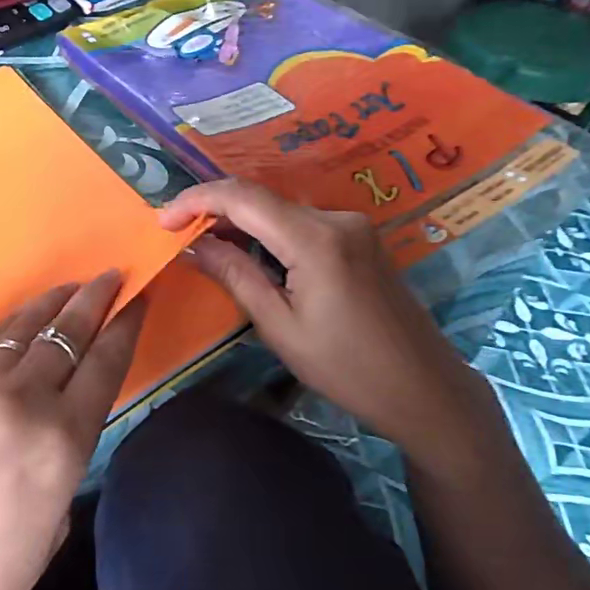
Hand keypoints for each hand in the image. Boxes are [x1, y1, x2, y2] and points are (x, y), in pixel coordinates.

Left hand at [0, 273, 147, 589]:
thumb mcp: (45, 540)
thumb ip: (59, 479)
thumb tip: (53, 453)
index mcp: (60, 444)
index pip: (104, 366)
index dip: (125, 328)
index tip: (140, 299)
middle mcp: (21, 403)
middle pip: (66, 335)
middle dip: (93, 300)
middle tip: (113, 275)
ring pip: (23, 331)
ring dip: (51, 304)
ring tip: (71, 286)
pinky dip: (12, 326)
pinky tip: (20, 321)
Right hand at [159, 179, 510, 477]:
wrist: (427, 391)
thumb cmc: (347, 369)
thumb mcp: (279, 326)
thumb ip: (234, 275)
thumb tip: (192, 244)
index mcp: (316, 239)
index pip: (242, 197)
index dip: (195, 200)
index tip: (162, 222)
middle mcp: (336, 219)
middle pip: (259, 198)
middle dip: (212, 210)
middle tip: (176, 236)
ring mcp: (352, 227)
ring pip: (278, 209)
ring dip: (238, 222)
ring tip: (203, 246)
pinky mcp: (359, 240)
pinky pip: (299, 223)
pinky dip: (265, 232)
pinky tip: (247, 253)